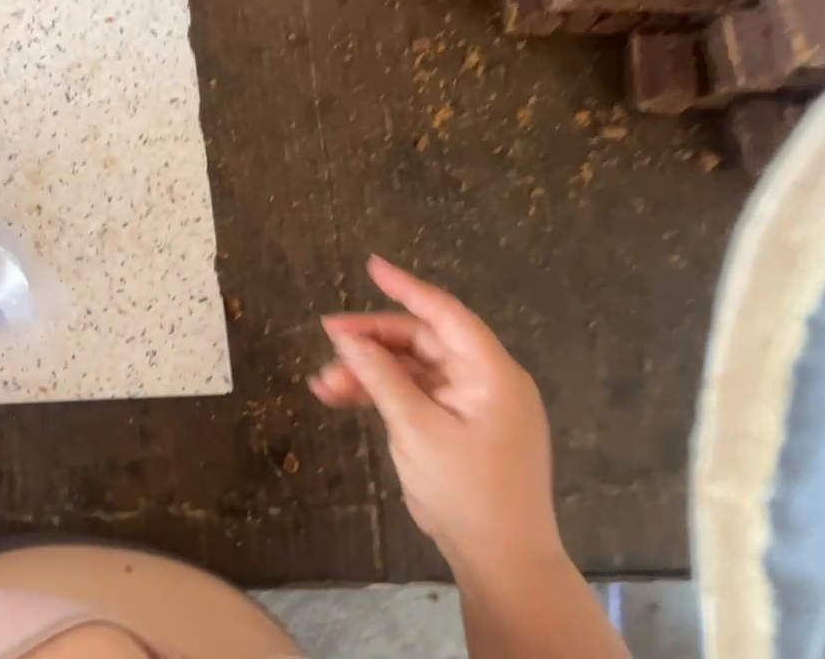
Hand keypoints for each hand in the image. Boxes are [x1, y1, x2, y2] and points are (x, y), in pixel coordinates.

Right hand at [310, 257, 562, 569]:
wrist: (500, 559)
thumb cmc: (466, 489)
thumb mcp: (416, 428)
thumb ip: (380, 376)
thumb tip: (345, 335)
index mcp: (491, 374)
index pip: (445, 315)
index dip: (406, 287)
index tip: (370, 265)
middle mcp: (484, 380)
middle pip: (422, 341)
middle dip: (372, 341)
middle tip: (327, 338)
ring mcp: (471, 403)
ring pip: (410, 368)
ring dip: (368, 371)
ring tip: (324, 384)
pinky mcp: (457, 424)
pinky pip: (413, 393)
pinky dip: (380, 392)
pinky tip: (341, 397)